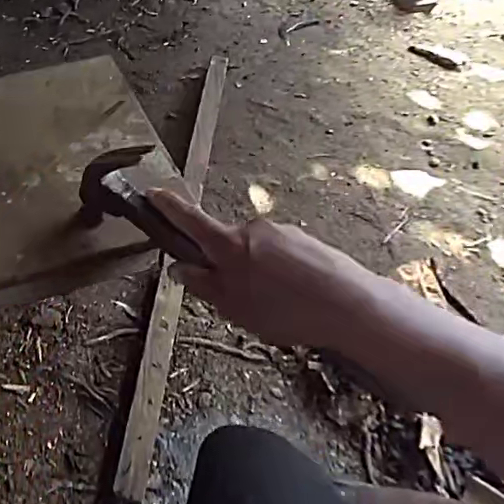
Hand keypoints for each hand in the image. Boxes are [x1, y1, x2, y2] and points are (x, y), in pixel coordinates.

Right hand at [149, 189, 385, 350]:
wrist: (351, 305)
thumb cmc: (287, 311)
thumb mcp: (233, 307)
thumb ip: (204, 285)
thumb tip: (179, 269)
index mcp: (230, 245)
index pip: (190, 220)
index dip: (168, 207)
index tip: (152, 193)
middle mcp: (254, 229)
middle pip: (226, 243)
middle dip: (226, 266)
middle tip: (239, 301)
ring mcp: (282, 232)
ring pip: (255, 252)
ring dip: (257, 274)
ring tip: (276, 307)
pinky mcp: (304, 240)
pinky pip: (280, 255)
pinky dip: (280, 275)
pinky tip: (294, 299)